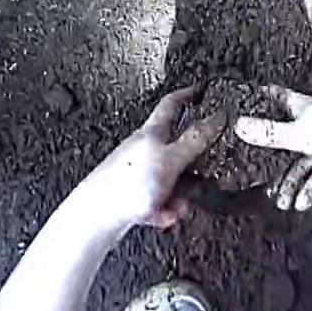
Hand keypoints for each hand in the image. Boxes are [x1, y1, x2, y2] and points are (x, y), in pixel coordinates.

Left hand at [66, 85, 223, 234]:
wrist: (93, 220)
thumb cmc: (126, 184)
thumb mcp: (171, 159)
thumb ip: (195, 139)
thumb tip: (218, 116)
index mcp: (152, 132)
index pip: (172, 103)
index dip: (188, 94)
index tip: (202, 90)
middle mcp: (145, 148)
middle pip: (177, 146)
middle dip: (193, 164)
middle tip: (203, 175)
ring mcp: (138, 172)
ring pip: (172, 178)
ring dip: (180, 194)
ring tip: (177, 206)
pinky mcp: (133, 196)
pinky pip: (160, 200)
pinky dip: (164, 209)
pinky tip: (162, 217)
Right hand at [234, 87, 311, 210]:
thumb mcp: (301, 134)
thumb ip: (271, 133)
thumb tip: (240, 124)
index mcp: (309, 108)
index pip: (282, 98)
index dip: (267, 98)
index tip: (252, 96)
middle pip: (290, 137)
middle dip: (274, 155)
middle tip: (258, 171)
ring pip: (304, 161)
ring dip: (292, 180)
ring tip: (281, 201)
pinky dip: (310, 189)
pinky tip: (301, 203)